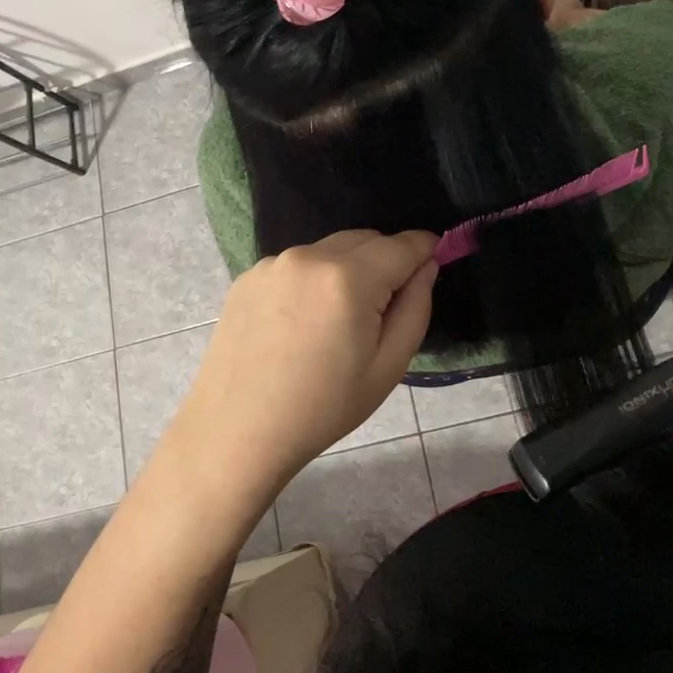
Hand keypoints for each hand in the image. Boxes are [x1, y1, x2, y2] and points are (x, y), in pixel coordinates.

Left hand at [161, 230, 438, 498]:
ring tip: (338, 321)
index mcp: (349, 278)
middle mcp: (309, 256)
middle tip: (385, 307)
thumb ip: (415, 308)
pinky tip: (301, 324)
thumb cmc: (322, 408)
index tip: (435, 261)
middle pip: (365, 239)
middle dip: (386, 260)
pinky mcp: (248, 276)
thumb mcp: (387, 367)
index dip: (425, 249)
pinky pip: (298, 265)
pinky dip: (313, 279)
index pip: (402, 244)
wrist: (237, 432)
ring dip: (348, 269)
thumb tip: (425, 266)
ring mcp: (273, 263)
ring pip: (330, 250)